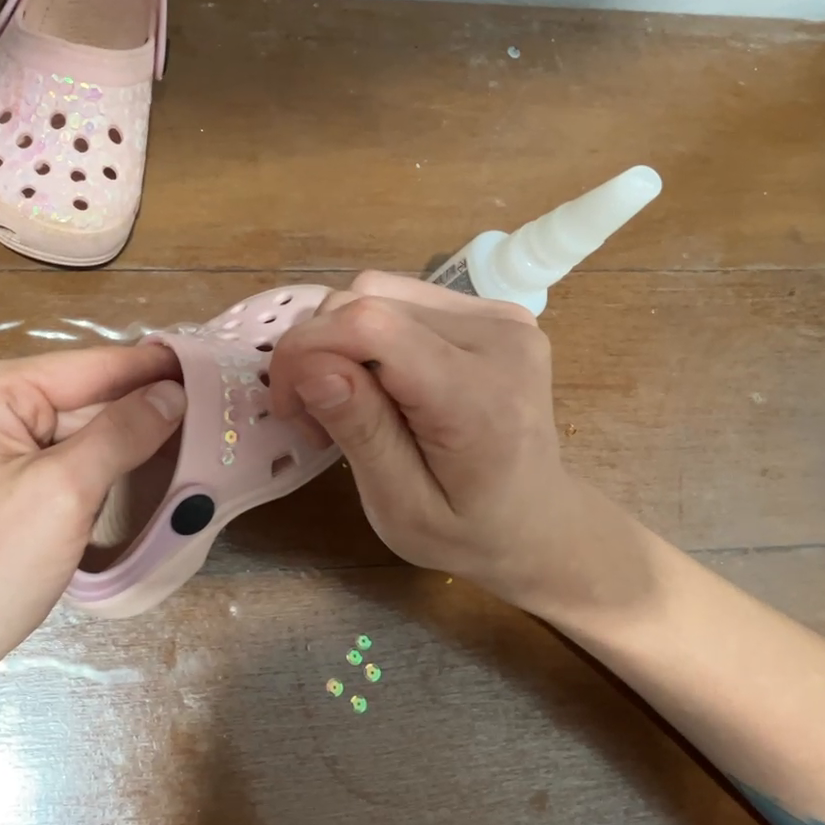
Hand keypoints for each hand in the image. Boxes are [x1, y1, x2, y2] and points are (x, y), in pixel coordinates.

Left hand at [0, 345, 185, 695]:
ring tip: (192, 434)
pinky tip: (138, 466)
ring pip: (71, 428)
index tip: (212, 363)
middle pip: (80, 394)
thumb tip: (173, 390)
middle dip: (140, 405)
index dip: (153, 367)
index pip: (89, 365)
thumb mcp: (64, 493)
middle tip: (214, 409)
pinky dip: (96, 462)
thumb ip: (122, 432)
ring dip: (122, 436)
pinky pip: (54, 456)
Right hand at [268, 271, 648, 618]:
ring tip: (343, 399)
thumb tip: (311, 366)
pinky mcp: (489, 310)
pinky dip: (367, 334)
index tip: (285, 404)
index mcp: (478, 395)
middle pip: (366, 300)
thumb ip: (362, 433)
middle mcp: (497, 336)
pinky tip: (375, 380)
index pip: (370, 325)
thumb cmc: (468, 533)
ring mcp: (498, 315)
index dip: (306, 349)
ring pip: (376, 292)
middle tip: (311, 416)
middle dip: (316, 350)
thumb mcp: (402, 510)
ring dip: (338, 340)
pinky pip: (399, 299)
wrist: (539, 522)